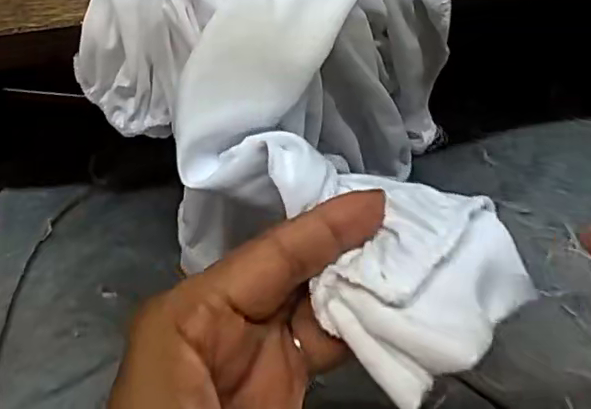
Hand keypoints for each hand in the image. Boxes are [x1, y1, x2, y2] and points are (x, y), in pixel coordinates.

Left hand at [110, 190, 385, 408]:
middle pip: (289, 267)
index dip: (325, 225)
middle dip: (341, 244)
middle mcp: (219, 319)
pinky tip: (384, 314)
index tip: (374, 202)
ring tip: (400, 257)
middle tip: (395, 221)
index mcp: (191, 311)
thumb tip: (351, 332)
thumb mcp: (218, 400)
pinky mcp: (269, 386)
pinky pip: (313, 342)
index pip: (270, 253)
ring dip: (353, 284)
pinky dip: (350, 328)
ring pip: (307, 302)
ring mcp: (245, 354)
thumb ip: (294, 349)